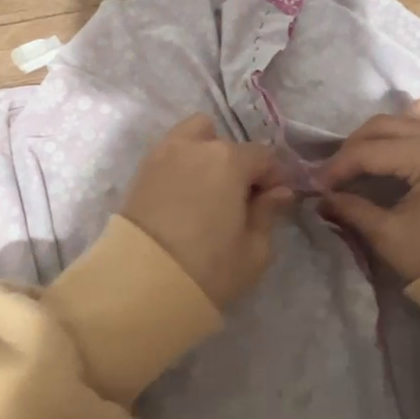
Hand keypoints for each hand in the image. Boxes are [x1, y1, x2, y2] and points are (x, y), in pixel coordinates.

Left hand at [121, 115, 294, 309]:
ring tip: (207, 191)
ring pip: (193, 136)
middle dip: (238, 165)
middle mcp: (196, 146)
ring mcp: (163, 154)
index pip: (263, 157)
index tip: (272, 201)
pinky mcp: (140, 171)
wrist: (142, 282)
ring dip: (206, 154)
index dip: (273, 178)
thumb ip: (268, 214)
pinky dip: (182, 164)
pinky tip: (185, 196)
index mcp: (229, 160)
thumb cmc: (208, 268)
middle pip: (227, 144)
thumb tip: (278, 192)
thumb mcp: (254, 250)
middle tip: (238, 199)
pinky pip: (169, 154)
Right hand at [315, 99, 419, 282]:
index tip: (314, 184)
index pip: (370, 150)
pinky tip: (396, 157)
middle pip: (387, 125)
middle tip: (334, 174)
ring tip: (365, 161)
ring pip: (411, 117)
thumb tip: (322, 198)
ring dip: (382, 134)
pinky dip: (410, 133)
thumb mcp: (389, 236)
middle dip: (354, 147)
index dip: (337, 166)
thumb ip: (351, 209)